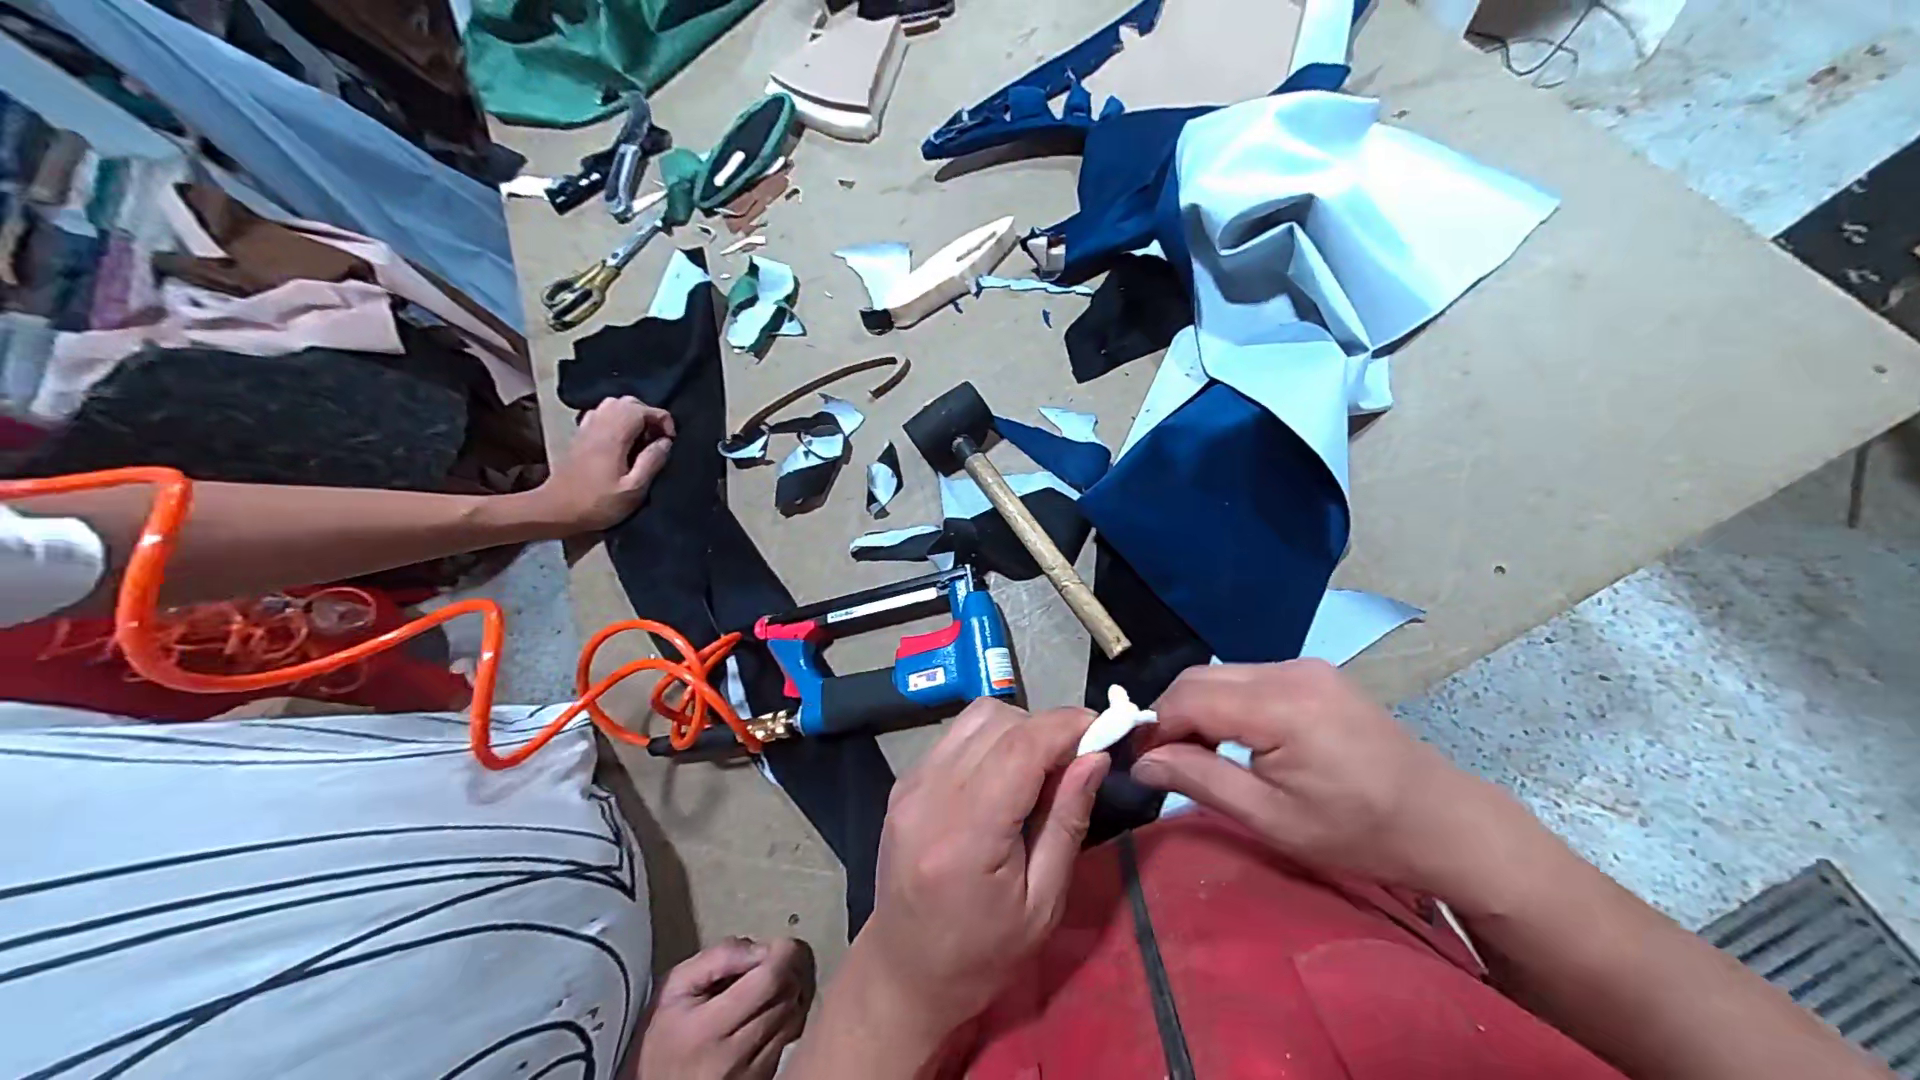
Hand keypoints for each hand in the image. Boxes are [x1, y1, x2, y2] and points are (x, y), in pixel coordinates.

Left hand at [529, 396, 674, 533]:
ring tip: (641, 439)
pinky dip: (617, 419)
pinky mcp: (579, 435)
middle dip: (649, 415)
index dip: (663, 419)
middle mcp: (599, 425)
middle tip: (657, 439)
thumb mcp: (633, 490)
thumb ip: (652, 462)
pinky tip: (622, 440)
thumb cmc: (597, 503)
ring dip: (633, 416)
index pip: (643, 410)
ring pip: (613, 404)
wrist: (555, 510)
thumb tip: (666, 442)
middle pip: (628, 402)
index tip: (669, 441)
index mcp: (613, 436)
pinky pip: (601, 414)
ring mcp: (586, 428)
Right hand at [631, 937, 814, 1079]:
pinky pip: (791, 1039)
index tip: (779, 944)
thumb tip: (760, 948)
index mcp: (708, 1029)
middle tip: (772, 962)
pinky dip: (788, 1017)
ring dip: (791, 992)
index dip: (784, 953)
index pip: (769, 980)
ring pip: (795, 1016)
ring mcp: (751, 1076)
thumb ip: (718, 958)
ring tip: (769, 986)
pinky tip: (769, 1012)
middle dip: (789, 969)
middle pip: (788, 995)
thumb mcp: (675, 988)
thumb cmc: (663, 1038)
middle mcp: (733, 1057)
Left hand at [851, 701, 1108, 1042]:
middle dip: (1048, 727)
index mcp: (966, 833)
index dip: (1067, 726)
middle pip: (999, 721)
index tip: (1105, 730)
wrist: (906, 970)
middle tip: (1077, 758)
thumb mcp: (1044, 903)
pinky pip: (957, 735)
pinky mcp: (904, 781)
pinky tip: (1005, 776)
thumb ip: (1068, 821)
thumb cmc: (983, 952)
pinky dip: (991, 740)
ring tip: (1042, 768)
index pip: (1021, 746)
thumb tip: (1095, 757)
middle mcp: (930, 794)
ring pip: (977, 717)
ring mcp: (910, 783)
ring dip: (1019, 729)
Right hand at [1132, 661, 1549, 912]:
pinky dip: (1225, 704)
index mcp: (1282, 706)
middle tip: (1163, 760)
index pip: (1189, 697)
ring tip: (1196, 754)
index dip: (1155, 727)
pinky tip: (1232, 738)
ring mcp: (1305, 667)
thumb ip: (1200, 780)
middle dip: (1171, 715)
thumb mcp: (1272, 819)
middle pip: (1200, 678)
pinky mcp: (1313, 674)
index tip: (1141, 762)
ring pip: (1221, 675)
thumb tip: (1142, 762)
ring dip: (1197, 709)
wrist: (1447, 822)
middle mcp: (1290, 670)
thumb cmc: (1360, 832)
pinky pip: (1248, 679)